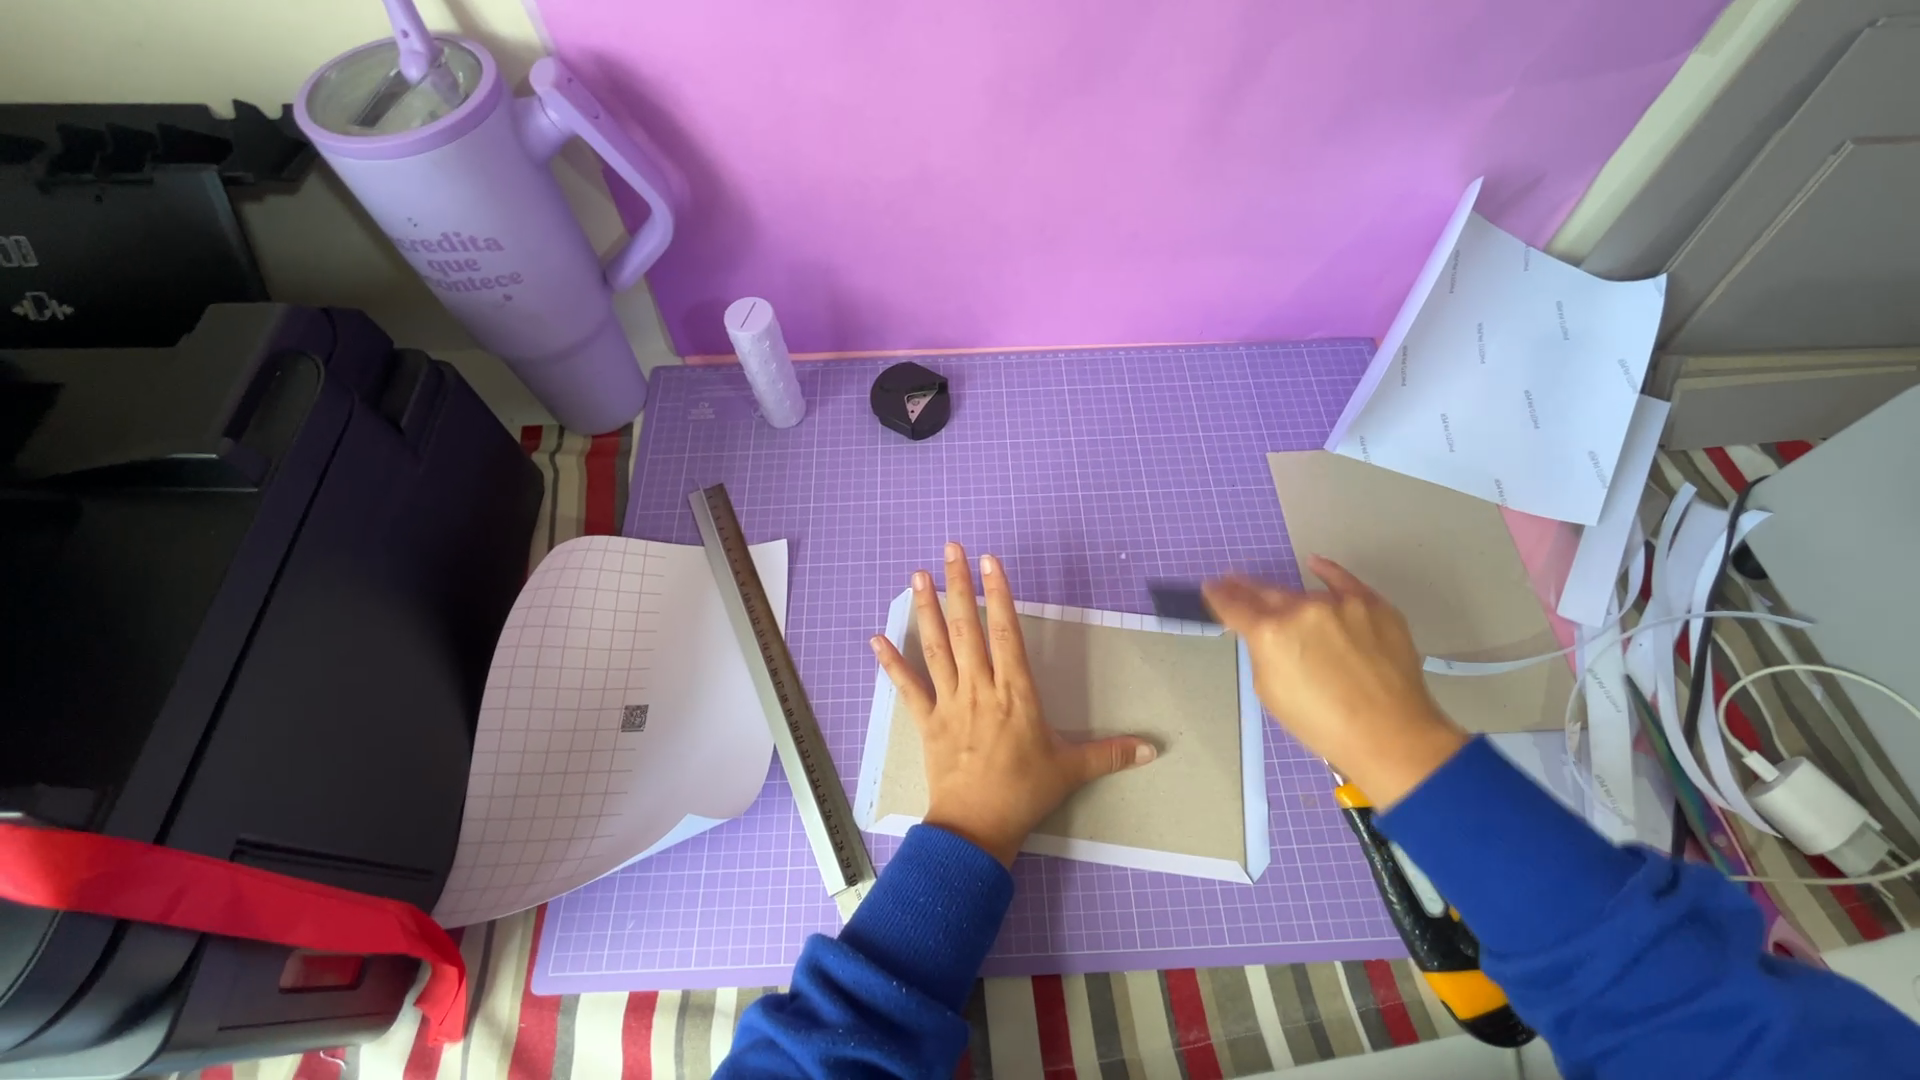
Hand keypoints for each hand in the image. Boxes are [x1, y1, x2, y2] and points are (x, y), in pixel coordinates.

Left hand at [871, 542, 1157, 866]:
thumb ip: (1111, 753)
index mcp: (1016, 693)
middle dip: (959, 585)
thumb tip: (1154, 749)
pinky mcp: (927, 721)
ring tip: (917, 576)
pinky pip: (907, 687)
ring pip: (936, 647)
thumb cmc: (1025, 793)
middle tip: (950, 549)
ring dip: (926, 610)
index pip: (1005, 632)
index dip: (997, 594)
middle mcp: (980, 688)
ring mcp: (950, 702)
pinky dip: (891, 663)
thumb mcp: (1072, 770)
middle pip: (967, 628)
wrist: (977, 827)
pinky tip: (875, 638)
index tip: (989, 561)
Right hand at [1203, 556, 1467, 807]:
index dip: (1219, 596)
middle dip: (1246, 589)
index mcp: (1269, 634)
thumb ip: (1262, 654)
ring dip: (1291, 601)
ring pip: (1304, 595)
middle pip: (1265, 592)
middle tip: (1234, 584)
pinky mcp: (1372, 605)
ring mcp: (1339, 603)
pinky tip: (1315, 564)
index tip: (1211, 588)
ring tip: (1286, 608)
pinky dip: (1327, 572)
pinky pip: (1343, 581)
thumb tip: (1267, 637)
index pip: (1234, 606)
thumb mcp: (1270, 691)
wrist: (1390, 733)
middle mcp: (1301, 609)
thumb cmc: (1321, 723)